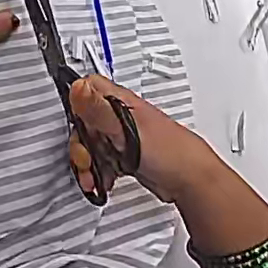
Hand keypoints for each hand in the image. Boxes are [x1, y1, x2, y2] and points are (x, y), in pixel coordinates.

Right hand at [67, 74, 222, 201]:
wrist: (190, 179)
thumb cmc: (168, 151)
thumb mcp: (125, 129)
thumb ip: (98, 110)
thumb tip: (77, 86)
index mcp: (120, 102)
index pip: (86, 90)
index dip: (77, 108)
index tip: (79, 127)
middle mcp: (119, 116)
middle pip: (84, 122)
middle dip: (80, 145)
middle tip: (87, 159)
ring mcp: (122, 136)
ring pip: (91, 144)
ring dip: (87, 163)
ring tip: (93, 177)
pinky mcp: (124, 155)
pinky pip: (101, 160)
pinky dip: (98, 172)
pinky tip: (102, 181)